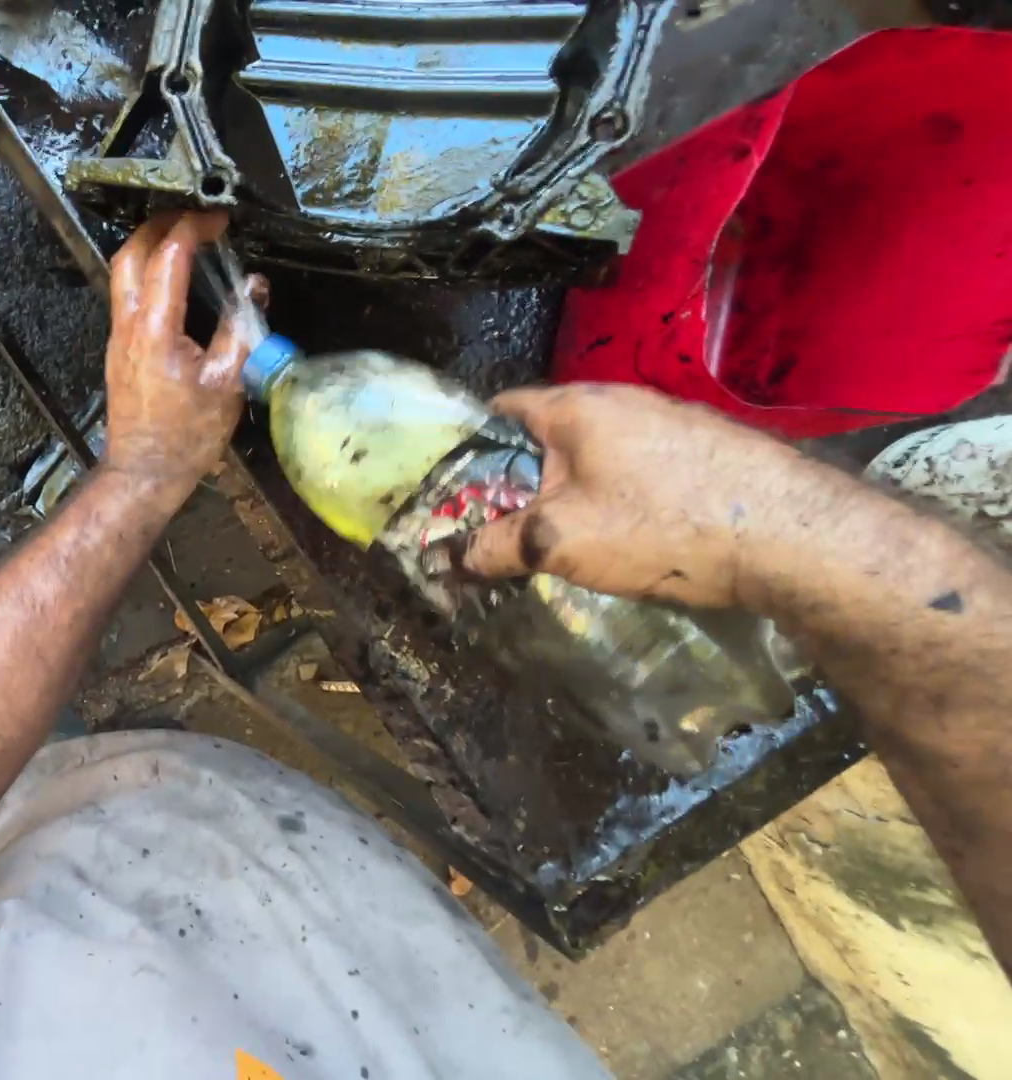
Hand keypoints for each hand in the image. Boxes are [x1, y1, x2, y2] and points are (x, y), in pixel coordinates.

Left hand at [102, 212, 265, 500]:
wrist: (144, 471)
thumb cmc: (185, 437)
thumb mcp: (228, 383)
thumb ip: (242, 329)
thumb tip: (255, 289)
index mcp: (155, 328)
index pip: (168, 255)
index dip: (194, 227)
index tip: (219, 221)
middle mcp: (128, 327)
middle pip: (129, 254)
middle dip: (160, 225)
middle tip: (195, 219)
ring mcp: (118, 339)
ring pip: (122, 275)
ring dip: (149, 249)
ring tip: (185, 243)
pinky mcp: (119, 353)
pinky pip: (126, 299)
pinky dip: (147, 277)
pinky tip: (174, 286)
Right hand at [459, 383, 829, 608]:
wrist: (808, 542)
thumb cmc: (662, 526)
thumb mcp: (557, 543)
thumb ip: (493, 548)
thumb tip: (452, 559)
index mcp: (576, 408)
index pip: (499, 408)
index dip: (468, 446)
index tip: (456, 486)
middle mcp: (623, 401)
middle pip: (544, 433)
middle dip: (517, 476)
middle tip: (503, 520)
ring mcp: (672, 421)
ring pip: (591, 450)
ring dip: (567, 486)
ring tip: (562, 532)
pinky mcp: (708, 447)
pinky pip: (635, 463)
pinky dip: (614, 490)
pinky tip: (627, 530)